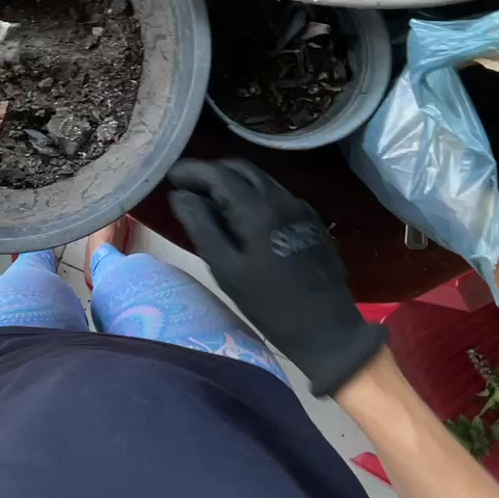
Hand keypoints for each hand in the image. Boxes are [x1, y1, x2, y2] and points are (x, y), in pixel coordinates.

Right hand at [167, 159, 385, 395]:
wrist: (328, 329)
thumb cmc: (269, 303)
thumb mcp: (225, 268)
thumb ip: (201, 226)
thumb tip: (180, 196)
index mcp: (258, 209)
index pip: (218, 174)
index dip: (191, 170)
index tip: (170, 176)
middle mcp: (281, 198)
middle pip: (240, 168)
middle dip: (210, 171)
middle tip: (186, 185)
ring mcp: (300, 207)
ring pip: (259, 179)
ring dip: (231, 181)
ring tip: (208, 198)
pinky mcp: (310, 219)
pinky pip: (274, 193)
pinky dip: (250, 194)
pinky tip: (240, 215)